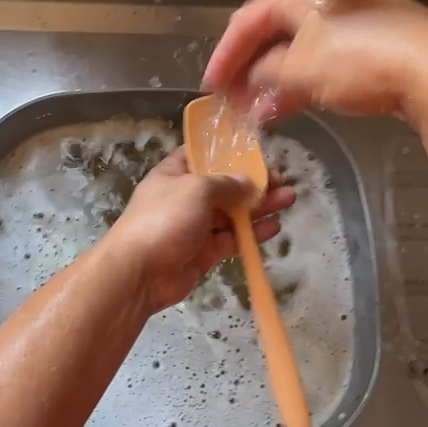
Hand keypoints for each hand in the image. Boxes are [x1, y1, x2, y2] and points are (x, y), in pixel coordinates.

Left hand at [106, 150, 294, 312]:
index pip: (203, 156)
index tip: (257, 154)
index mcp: (175, 174)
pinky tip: (274, 227)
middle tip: (283, 181)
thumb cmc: (164, 219)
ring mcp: (194, 226)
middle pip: (224, 186)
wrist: (138, 273)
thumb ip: (226, 183)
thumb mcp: (197, 189)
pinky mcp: (203, 253)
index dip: (229, 153)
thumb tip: (249, 182)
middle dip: (254, 183)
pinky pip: (231, 239)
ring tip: (289, 200)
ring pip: (232, 214)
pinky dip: (252, 234)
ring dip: (260, 207)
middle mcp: (185, 197)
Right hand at [201, 0, 427, 126]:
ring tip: (256, 111)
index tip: (210, 85)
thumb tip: (249, 87)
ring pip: (300, 50)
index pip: (249, 19)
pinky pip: (325, 62)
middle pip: (274, 33)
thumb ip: (265, 76)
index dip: (225, 54)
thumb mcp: (300, 70)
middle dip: (249, 69)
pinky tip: (291, 108)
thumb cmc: (362, 61)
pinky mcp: (374, 46)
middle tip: (231, 101)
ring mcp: (354, 22)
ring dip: (274, 80)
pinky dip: (302, 83)